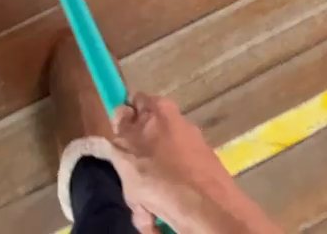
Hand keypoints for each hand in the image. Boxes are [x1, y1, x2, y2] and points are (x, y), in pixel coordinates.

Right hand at [110, 93, 282, 233]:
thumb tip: (121, 114)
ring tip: (148, 215)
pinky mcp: (204, 179)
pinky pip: (176, 190)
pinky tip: (162, 222)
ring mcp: (194, 153)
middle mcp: (178, 125)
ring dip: (149, 195)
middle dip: (136, 170)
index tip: (117, 147)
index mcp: (159, 110)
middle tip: (132, 190)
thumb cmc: (160, 176)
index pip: (134, 103)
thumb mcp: (125, 150)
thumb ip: (120, 128)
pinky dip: (167, 206)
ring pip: (159, 172)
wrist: (209, 212)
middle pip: (146, 143)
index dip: (122, 124)